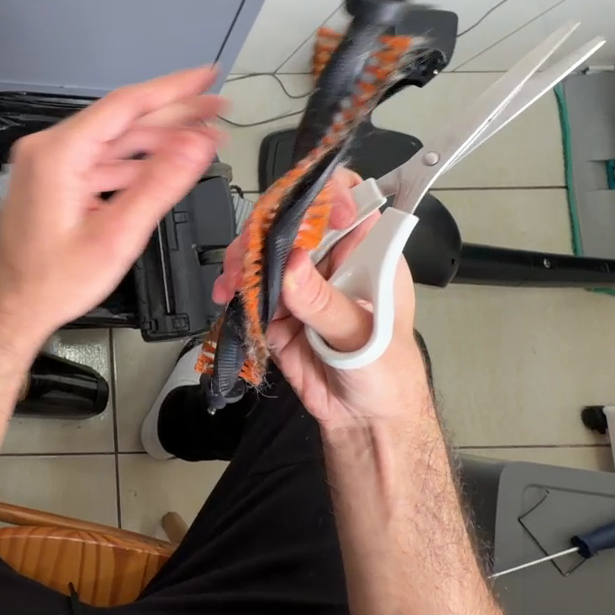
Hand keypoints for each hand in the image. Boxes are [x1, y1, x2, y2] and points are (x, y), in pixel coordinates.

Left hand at [0, 67, 227, 344]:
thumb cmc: (51, 281)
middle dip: (174, 113)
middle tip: (216, 105)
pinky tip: (165, 164)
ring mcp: (50, 164)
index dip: (173, 89)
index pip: (126, 105)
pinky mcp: (54, 180)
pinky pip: (101, 161)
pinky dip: (134, 163)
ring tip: (203, 135)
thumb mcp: (116, 236)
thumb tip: (197, 146)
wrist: (12, 308)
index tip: (206, 75)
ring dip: (158, 139)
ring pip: (114, 141)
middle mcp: (49, 150)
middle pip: (122, 120)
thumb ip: (160, 185)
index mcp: (58, 154)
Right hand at [212, 169, 431, 430]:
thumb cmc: (387, 375)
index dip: (328, 194)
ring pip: (263, 249)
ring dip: (242, 260)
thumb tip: (293, 264)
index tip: (304, 214)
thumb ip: (326, 304)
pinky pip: (248, 285)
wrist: (362, 420)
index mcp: (368, 254)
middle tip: (249, 254)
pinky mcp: (275, 306)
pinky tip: (227, 296)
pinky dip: (232, 287)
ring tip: (234, 283)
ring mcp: (300, 282)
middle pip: (293, 219)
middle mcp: (332, 260)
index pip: (351, 199)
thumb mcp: (366, 338)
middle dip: (263, 230)